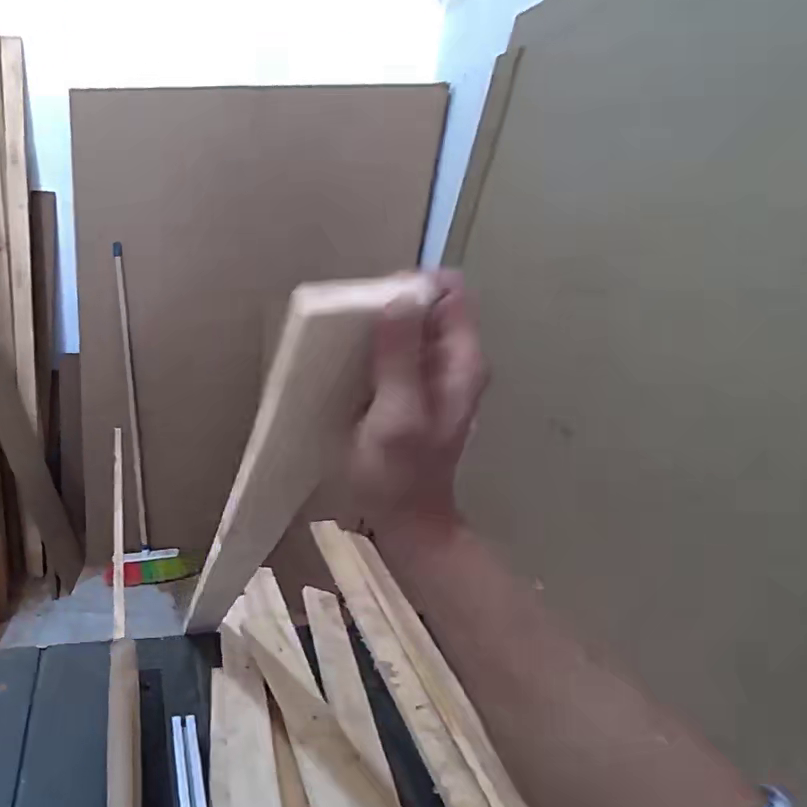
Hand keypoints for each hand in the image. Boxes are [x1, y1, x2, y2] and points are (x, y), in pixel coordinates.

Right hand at [346, 271, 487, 536]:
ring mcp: (433, 375)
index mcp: (461, 361)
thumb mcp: (396, 415)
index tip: (372, 305)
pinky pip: (395, 350)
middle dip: (389, 306)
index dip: (412, 287)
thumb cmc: (398, 474)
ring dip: (377, 327)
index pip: (449, 292)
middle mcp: (453, 360)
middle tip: (352, 330)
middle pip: (427, 304)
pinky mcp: (411, 388)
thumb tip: (399, 296)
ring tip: (345, 346)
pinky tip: (350, 367)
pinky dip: (373, 349)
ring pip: (408, 326)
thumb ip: (399, 358)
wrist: (404, 519)